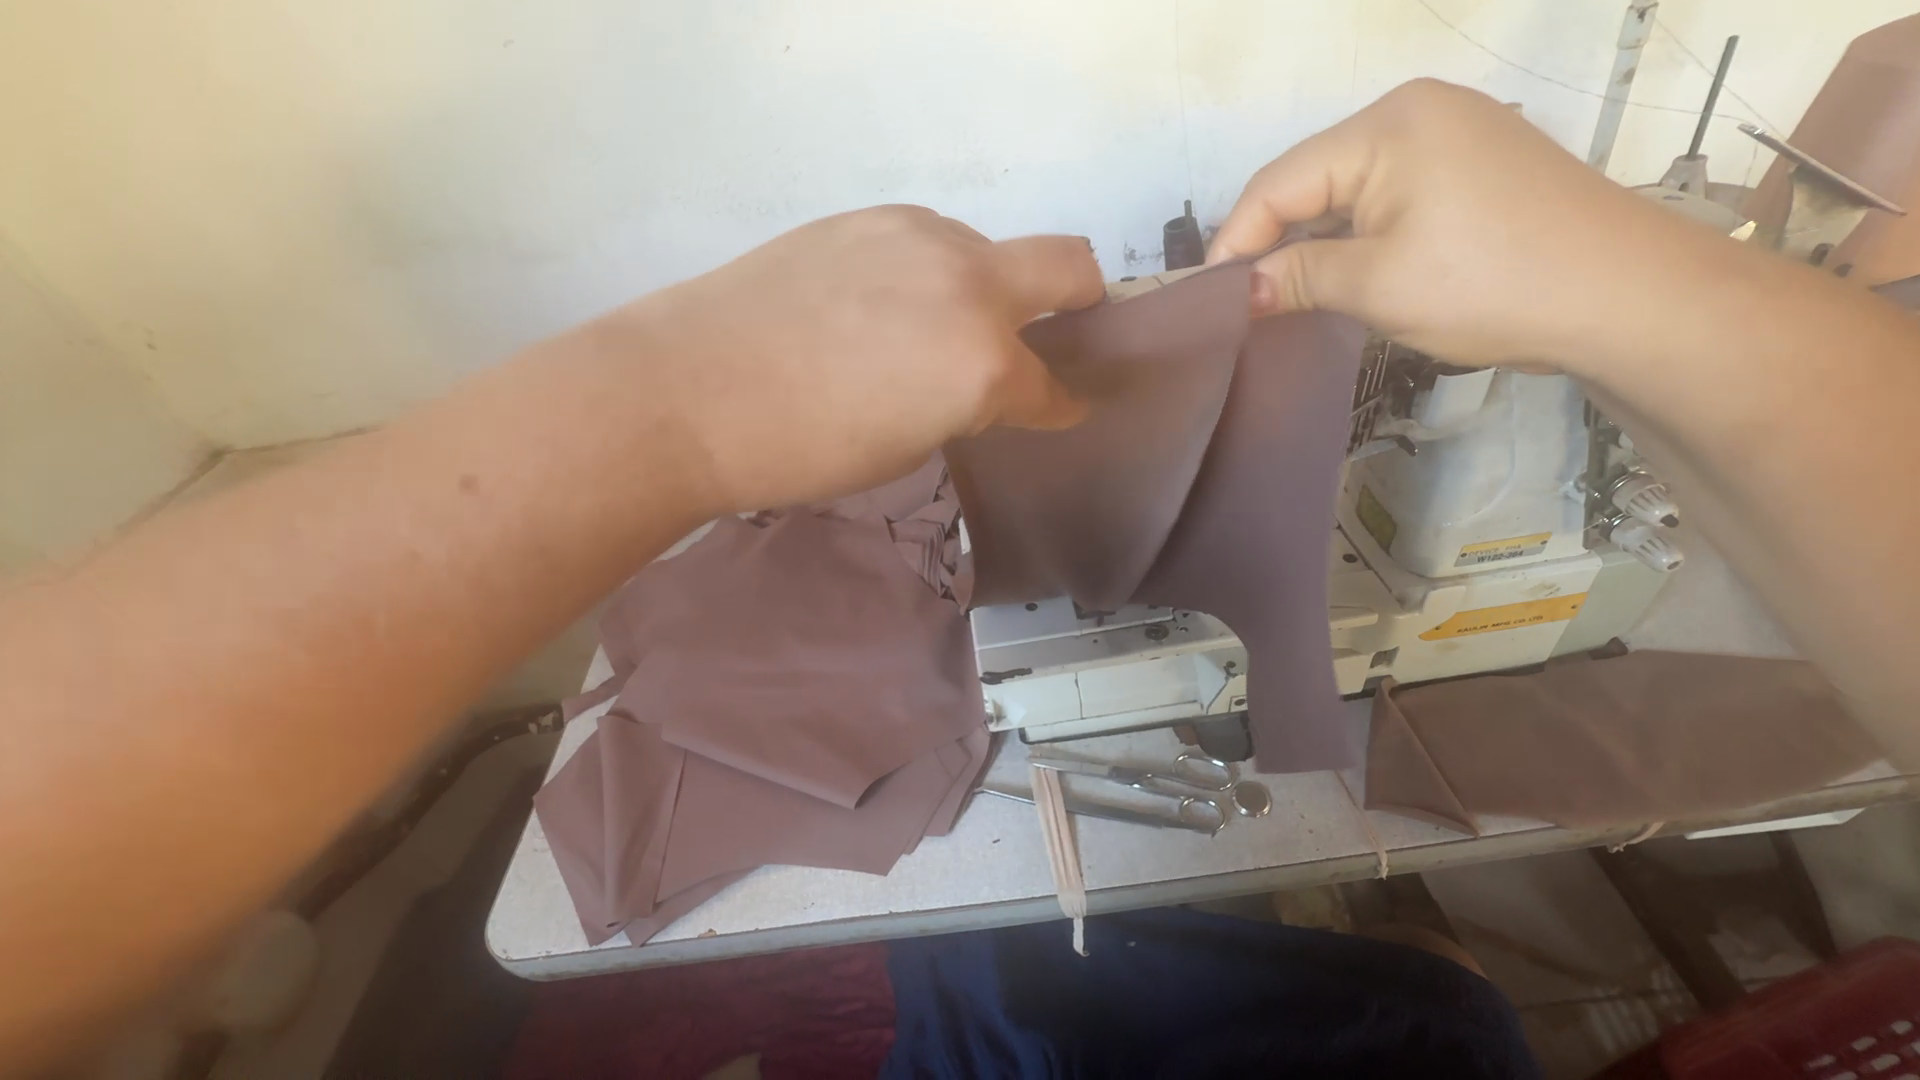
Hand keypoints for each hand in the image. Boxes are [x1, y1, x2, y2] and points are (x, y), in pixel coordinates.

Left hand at [575, 205, 1103, 513]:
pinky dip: (931, 274)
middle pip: (1068, 265)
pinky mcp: (868, 217)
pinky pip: (930, 241)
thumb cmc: (802, 450)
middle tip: (1053, 334)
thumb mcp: (908, 446)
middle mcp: (967, 284)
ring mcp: (918, 237)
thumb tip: (981, 385)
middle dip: (1079, 302)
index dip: (1059, 406)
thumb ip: (965, 405)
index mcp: (982, 363)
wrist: (688, 391)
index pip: (1050, 387)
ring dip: (985, 290)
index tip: (1061, 409)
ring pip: (988, 251)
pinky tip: (881, 308)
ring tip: (928, 332)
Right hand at [1209, 78, 1707, 368]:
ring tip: (1276, 292)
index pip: (1278, 182)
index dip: (1235, 241)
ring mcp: (1449, 134)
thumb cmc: (1493, 283)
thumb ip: (1298, 277)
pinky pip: (1383, 196)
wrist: (1626, 298)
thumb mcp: (1378, 284)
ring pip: (1344, 189)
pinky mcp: (1469, 165)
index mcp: (1389, 126)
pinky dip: (1351, 234)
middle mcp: (1415, 112)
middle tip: (1239, 300)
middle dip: (1270, 239)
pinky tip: (1332, 271)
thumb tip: (1238, 293)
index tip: (1209, 299)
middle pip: (1309, 179)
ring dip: (1309, 240)